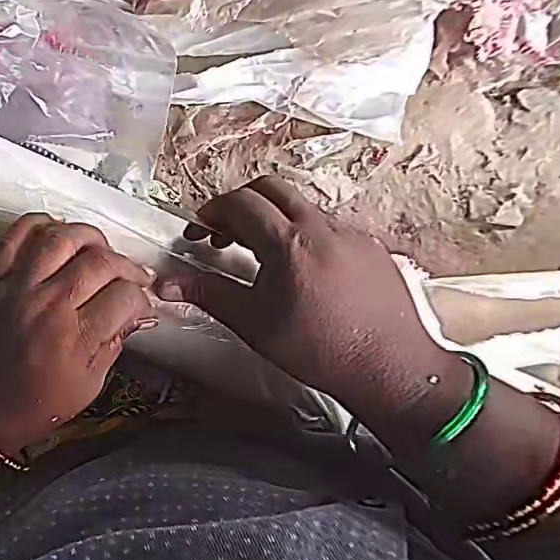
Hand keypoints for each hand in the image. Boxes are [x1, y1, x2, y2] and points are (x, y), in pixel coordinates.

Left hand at [0, 215, 158, 454]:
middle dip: (125, 266)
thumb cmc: (32, 405)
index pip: (124, 295)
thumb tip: (137, 314)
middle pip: (99, 261)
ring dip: (87, 236)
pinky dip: (36, 224)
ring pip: (60, 238)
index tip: (140, 303)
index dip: (141, 297)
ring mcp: (17, 287)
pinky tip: (55, 231)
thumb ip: (114, 343)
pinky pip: (14, 237)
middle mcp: (46, 304)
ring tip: (99, 249)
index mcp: (74, 337)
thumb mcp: (88, 384)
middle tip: (129, 277)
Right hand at [155, 176, 458, 416]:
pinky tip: (297, 268)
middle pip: (270, 189)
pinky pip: (327, 225)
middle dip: (239, 203)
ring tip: (257, 253)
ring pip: (300, 205)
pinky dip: (300, 232)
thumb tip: (164, 284)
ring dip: (271, 217)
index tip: (199, 233)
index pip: (240, 203)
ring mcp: (352, 235)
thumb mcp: (252, 321)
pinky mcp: (372, 248)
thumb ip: (207, 292)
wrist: (394, 371)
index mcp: (288, 242)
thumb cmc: (318, 349)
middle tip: (223, 232)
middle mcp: (322, 228)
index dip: (211, 213)